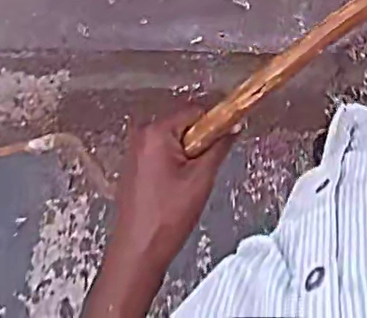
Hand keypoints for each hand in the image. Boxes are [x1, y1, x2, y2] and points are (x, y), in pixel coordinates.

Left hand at [83, 107, 236, 317]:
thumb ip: (219, 147)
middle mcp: (142, 134)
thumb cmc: (165, 219)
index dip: (213, 125)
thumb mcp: (201, 179)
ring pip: (174, 141)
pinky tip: (174, 190)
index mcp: (156, 132)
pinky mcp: (134, 166)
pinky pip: (161, 153)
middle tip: (202, 171)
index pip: (194, 111)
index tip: (226, 138)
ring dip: (187, 156)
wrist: (137, 254)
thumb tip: (232, 127)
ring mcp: (135, 150)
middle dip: (198, 144)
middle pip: (183, 125)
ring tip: (187, 185)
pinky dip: (174, 165)